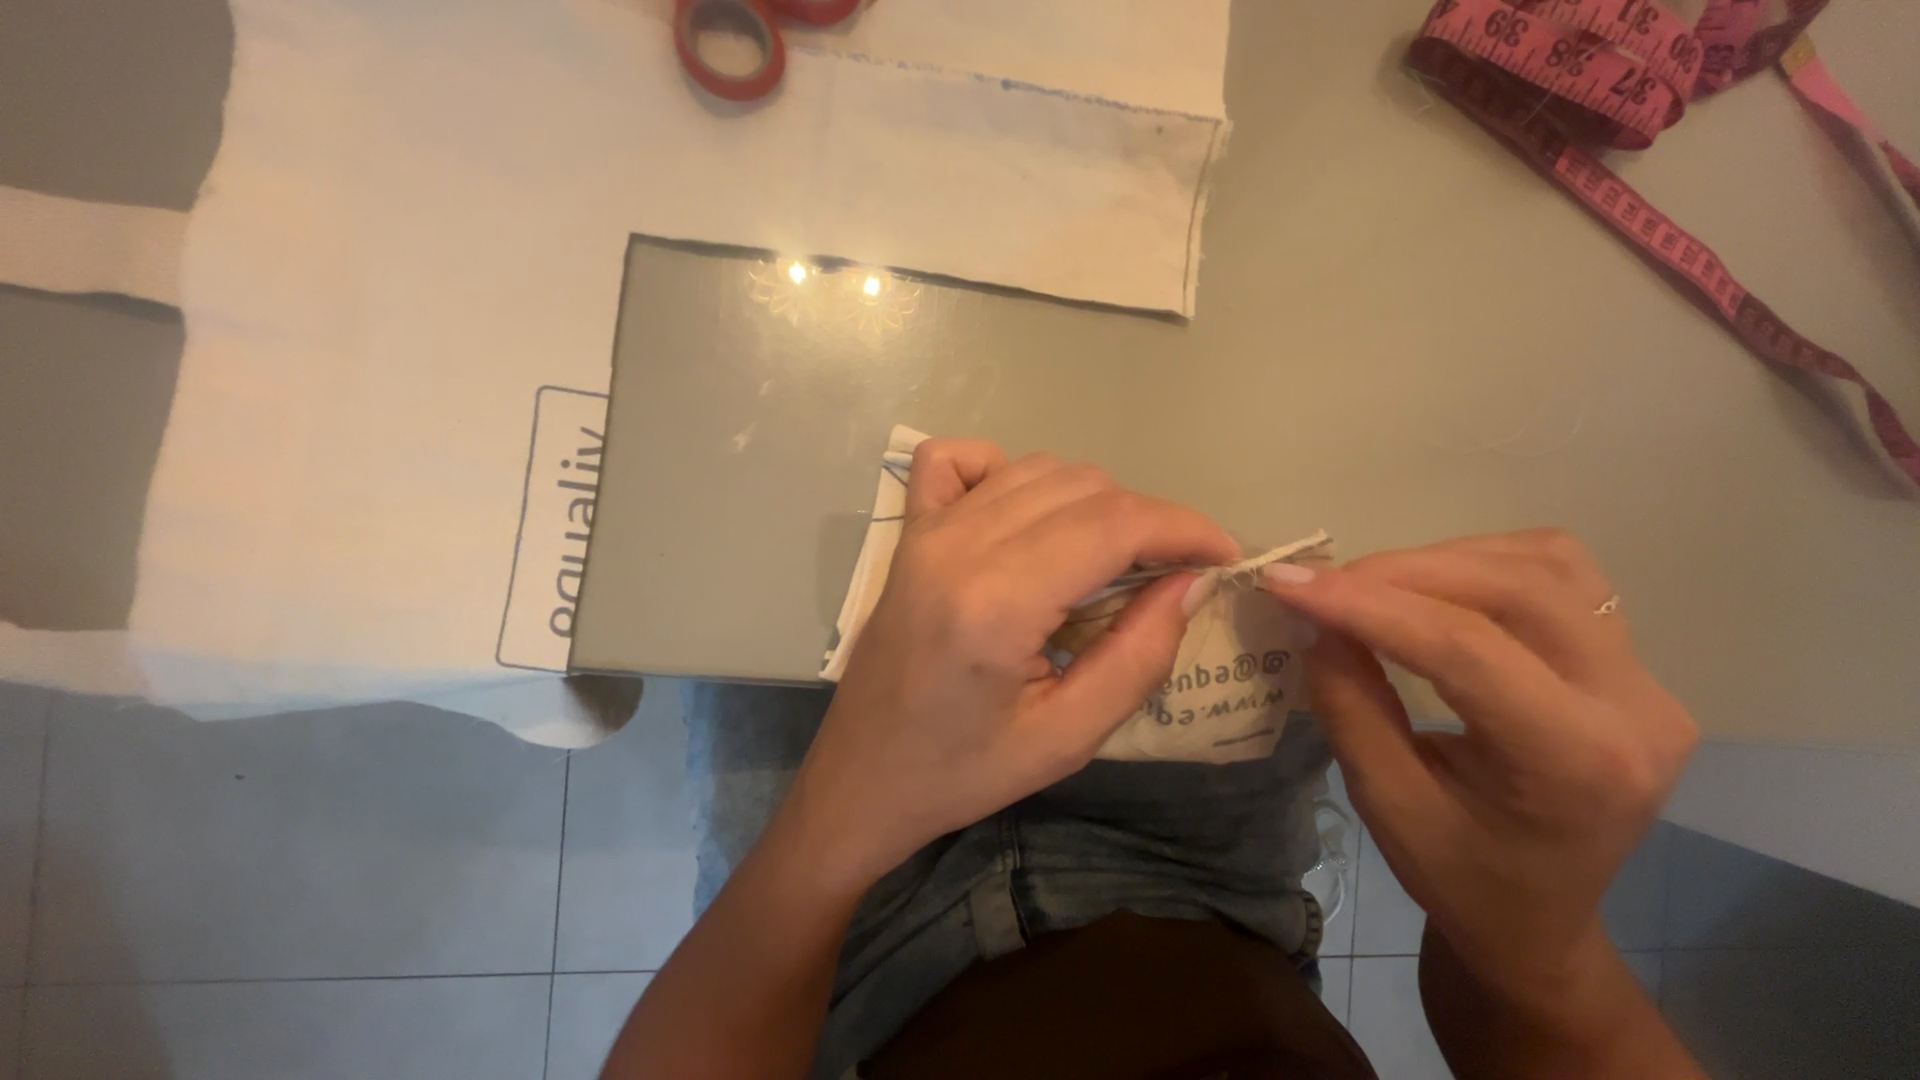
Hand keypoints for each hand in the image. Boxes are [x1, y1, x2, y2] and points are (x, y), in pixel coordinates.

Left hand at [779, 439, 1238, 888]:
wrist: (864, 777)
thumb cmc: (964, 771)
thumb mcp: (1067, 737)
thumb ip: (1138, 656)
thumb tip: (1190, 582)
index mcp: (996, 601)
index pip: (1113, 523)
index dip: (1184, 528)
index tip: (1224, 556)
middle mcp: (958, 545)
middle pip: (1083, 486)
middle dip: (1145, 521)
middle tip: (1168, 575)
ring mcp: (925, 531)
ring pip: (1035, 469)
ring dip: (1090, 502)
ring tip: (1108, 560)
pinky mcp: (907, 532)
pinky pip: (958, 461)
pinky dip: (1006, 471)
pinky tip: (1026, 519)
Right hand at [1259, 530, 1697, 997]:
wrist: (1538, 918)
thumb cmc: (1459, 877)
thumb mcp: (1387, 803)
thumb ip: (1350, 703)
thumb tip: (1313, 617)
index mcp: (1577, 764)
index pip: (1467, 648)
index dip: (1368, 605)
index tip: (1289, 583)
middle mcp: (1635, 709)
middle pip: (1516, 588)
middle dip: (1402, 572)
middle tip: (1324, 584)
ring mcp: (1646, 680)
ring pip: (1543, 564)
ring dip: (1443, 560)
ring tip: (1371, 587)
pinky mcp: (1631, 663)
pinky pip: (1560, 573)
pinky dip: (1483, 562)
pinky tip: (1434, 589)